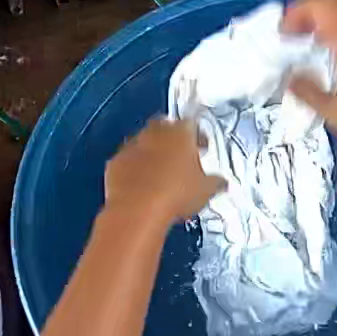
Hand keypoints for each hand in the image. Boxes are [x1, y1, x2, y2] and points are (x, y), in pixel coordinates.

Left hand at [105, 118, 223, 223]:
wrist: (138, 210)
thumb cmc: (176, 194)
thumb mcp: (206, 191)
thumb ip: (215, 182)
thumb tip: (221, 183)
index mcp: (181, 134)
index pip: (192, 125)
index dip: (198, 136)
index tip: (202, 147)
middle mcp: (155, 133)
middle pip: (165, 128)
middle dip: (174, 140)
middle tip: (182, 156)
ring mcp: (132, 146)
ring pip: (144, 143)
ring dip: (153, 152)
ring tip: (162, 172)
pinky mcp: (115, 163)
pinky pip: (127, 161)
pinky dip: (135, 168)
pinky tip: (142, 183)